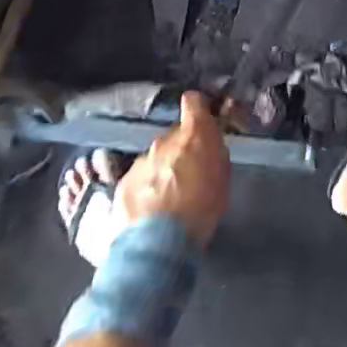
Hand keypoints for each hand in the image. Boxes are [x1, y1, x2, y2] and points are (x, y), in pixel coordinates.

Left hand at [113, 92, 231, 246]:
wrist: (157, 244)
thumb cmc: (202, 209)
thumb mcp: (223, 178)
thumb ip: (215, 155)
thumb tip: (210, 145)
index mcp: (194, 136)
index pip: (193, 102)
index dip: (198, 106)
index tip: (202, 116)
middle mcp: (164, 142)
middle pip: (174, 135)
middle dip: (182, 148)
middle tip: (190, 170)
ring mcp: (140, 162)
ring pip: (155, 157)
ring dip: (163, 168)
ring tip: (169, 195)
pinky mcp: (123, 183)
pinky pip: (140, 177)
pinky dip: (146, 187)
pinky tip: (152, 208)